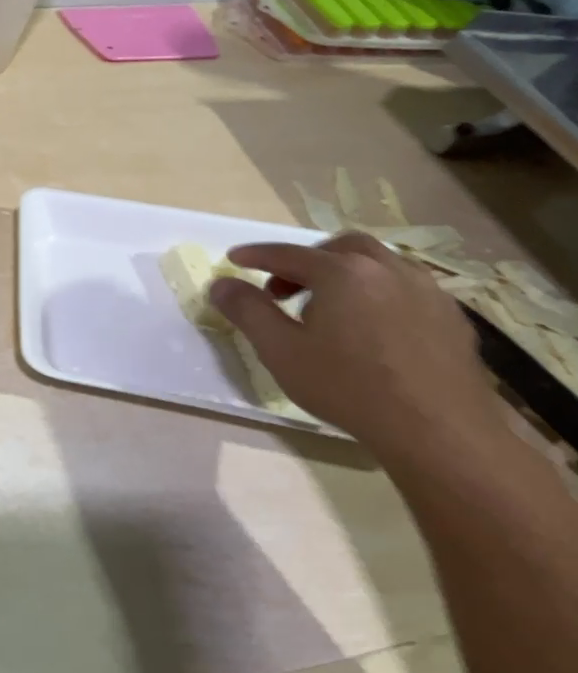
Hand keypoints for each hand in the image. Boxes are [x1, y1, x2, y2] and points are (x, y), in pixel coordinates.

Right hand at [209, 232, 501, 453]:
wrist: (434, 425)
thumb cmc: (345, 385)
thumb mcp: (279, 350)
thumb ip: (247, 311)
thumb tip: (221, 283)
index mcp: (343, 274)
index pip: (289, 254)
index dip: (257, 255)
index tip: (235, 258)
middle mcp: (389, 270)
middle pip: (341, 247)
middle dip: (307, 260)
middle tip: (283, 289)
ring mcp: (427, 290)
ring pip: (380, 264)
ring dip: (345, 274)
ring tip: (326, 308)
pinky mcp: (450, 315)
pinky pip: (406, 288)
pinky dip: (376, 292)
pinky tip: (367, 327)